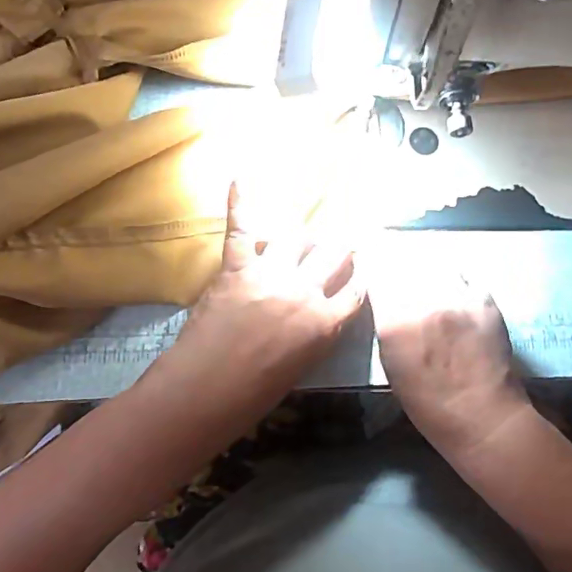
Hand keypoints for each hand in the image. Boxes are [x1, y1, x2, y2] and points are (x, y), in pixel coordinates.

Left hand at [153, 184, 365, 419]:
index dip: (358, 275)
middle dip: (339, 245)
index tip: (361, 264)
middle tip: (339, 240)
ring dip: (302, 234)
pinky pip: (241, 229)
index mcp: (326, 323)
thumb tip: (315, 316)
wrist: (210, 385)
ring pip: (296, 237)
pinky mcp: (237, 266)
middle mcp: (305, 291)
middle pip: (332, 255)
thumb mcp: (301, 365)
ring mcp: (271, 274)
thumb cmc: (255, 391)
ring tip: (303, 232)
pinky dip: (240, 204)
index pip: (354, 290)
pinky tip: (240, 180)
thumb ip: (314, 334)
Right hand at [367, 261, 532, 456]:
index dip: (374, 267)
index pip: (377, 275)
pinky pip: (463, 280)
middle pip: (405, 264)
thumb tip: (386, 300)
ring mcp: (456, 298)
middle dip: (399, 265)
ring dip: (426, 271)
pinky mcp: (483, 301)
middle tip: (399, 270)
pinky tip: (454, 297)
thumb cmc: (427, 403)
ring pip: (434, 266)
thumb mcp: (390, 363)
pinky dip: (455, 284)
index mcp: (394, 321)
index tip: (373, 265)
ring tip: (427, 281)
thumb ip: (387, 324)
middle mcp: (423, 301)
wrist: (482, 416)